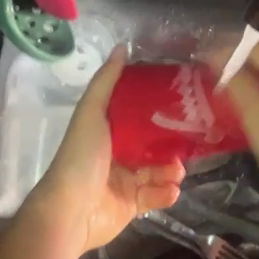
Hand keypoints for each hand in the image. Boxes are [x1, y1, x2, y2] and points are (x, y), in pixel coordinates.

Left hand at [22, 48, 185, 252]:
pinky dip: (167, 192)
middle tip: (188, 139)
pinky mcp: (132, 205)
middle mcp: (116, 153)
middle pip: (152, 143)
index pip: (136, 114)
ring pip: (158, 170)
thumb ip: (107, 81)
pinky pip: (156, 196)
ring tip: (179, 170)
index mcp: (107, 131)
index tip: (181, 99)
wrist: (70, 211)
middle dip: (171, 142)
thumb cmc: (81, 157)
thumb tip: (122, 47)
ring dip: (172, 169)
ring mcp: (125, 180)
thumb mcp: (92, 111)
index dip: (157, 107)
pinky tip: (173, 188)